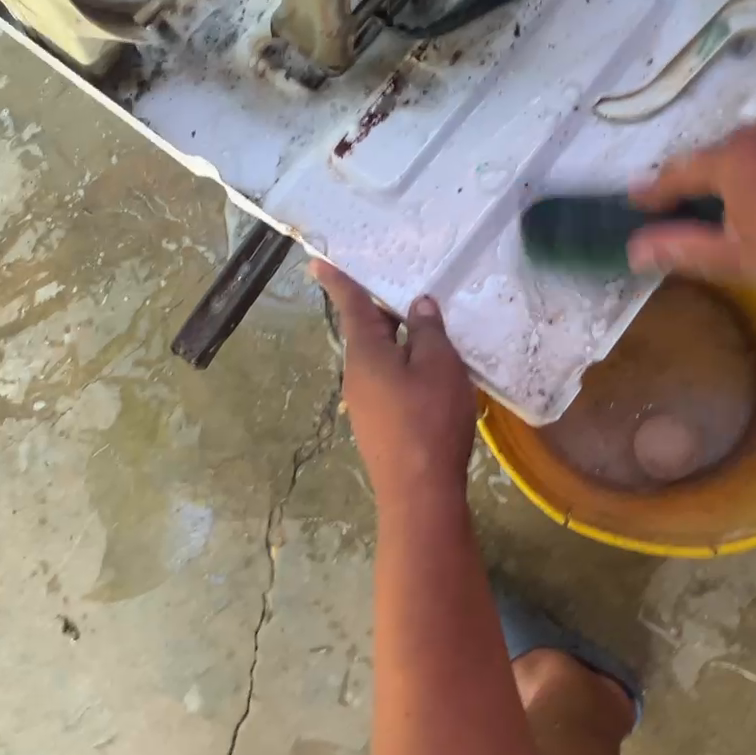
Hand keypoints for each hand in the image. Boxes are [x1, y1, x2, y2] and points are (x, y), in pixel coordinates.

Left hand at [311, 261, 476, 510]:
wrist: (419, 492)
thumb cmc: (428, 419)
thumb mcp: (439, 365)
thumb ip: (428, 330)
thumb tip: (417, 307)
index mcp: (365, 352)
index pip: (350, 305)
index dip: (338, 281)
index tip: (316, 262)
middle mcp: (355, 374)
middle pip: (367, 332)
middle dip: (382, 311)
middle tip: (403, 290)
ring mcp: (362, 403)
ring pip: (379, 359)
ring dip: (397, 342)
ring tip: (426, 330)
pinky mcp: (376, 425)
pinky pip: (386, 382)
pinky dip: (402, 368)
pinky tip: (427, 376)